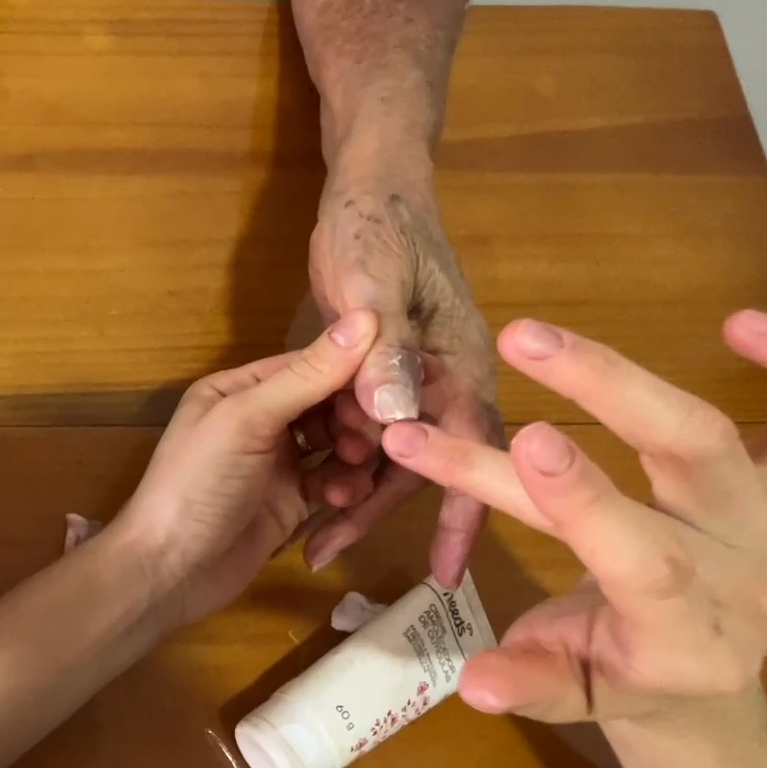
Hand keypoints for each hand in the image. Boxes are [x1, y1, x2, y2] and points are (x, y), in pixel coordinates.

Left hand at [113, 311, 376, 628]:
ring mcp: (276, 462)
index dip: (355, 372)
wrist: (170, 569)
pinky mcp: (290, 501)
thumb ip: (304, 375)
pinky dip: (344, 488)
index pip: (311, 364)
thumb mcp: (245, 421)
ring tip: (355, 471)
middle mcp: (258, 419)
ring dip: (355, 455)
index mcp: (237, 388)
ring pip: (338, 443)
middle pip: (329, 403)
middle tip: (383, 436)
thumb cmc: (196, 484)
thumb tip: (365, 314)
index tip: (398, 386)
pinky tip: (342, 500)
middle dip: (358, 418)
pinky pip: (333, 482)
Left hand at [301, 151, 500, 585]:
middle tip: (329, 553)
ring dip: (348, 496)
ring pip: (379, 460)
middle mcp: (428, 380)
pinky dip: (331, 470)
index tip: (444, 570)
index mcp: (448, 359)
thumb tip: (397, 413)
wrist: (361, 196)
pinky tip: (302, 501)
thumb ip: (369, 352)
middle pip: (416, 463)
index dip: (457, 509)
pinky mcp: (359, 386)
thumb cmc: (372, 232)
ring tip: (309, 537)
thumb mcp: (365, 285)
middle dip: (376, 513)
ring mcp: (391, 387)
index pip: (464, 445)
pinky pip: (351, 443)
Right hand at [379, 312, 766, 723]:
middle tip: (520, 338)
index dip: (585, 499)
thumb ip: (526, 683)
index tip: (524, 440)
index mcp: (687, 632)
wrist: (697, 682)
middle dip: (604, 391)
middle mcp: (749, 570)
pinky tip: (746, 326)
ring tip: (554, 333)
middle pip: (690, 462)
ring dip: (641, 370)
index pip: (638, 557)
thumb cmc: (614, 681)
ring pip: (729, 434)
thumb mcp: (564, 694)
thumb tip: (474, 684)